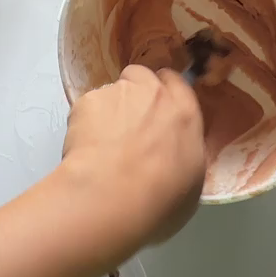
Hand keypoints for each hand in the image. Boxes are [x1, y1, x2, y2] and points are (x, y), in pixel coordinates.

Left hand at [58, 65, 205, 252]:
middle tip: (130, 126)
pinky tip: (84, 150)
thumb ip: (183, 149)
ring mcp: (117, 92)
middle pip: (142, 76)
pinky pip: (87, 107)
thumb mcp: (191, 180)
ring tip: (102, 144)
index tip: (158, 114)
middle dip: (136, 93)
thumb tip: (173, 148)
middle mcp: (152, 92)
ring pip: (112, 91)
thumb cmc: (160, 200)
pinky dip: (85, 123)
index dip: (165, 94)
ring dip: (110, 110)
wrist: (112, 198)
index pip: (176, 82)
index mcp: (184, 111)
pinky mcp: (87, 101)